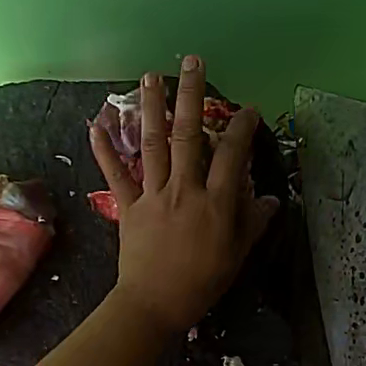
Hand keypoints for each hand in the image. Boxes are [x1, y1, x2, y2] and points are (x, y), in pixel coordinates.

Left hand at [88, 55, 280, 335]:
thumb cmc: (201, 283)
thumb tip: (270, 199)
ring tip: (150, 76)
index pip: (232, 154)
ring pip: (153, 143)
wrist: (154, 304)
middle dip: (191, 95)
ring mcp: (153, 195)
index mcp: (214, 202)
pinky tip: (96, 124)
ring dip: (151, 107)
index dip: (243, 128)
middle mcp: (184, 189)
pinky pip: (116, 174)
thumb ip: (252, 223)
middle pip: (189, 134)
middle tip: (192, 61)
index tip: (250, 111)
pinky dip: (105, 150)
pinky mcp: (129, 207)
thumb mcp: (236, 256)